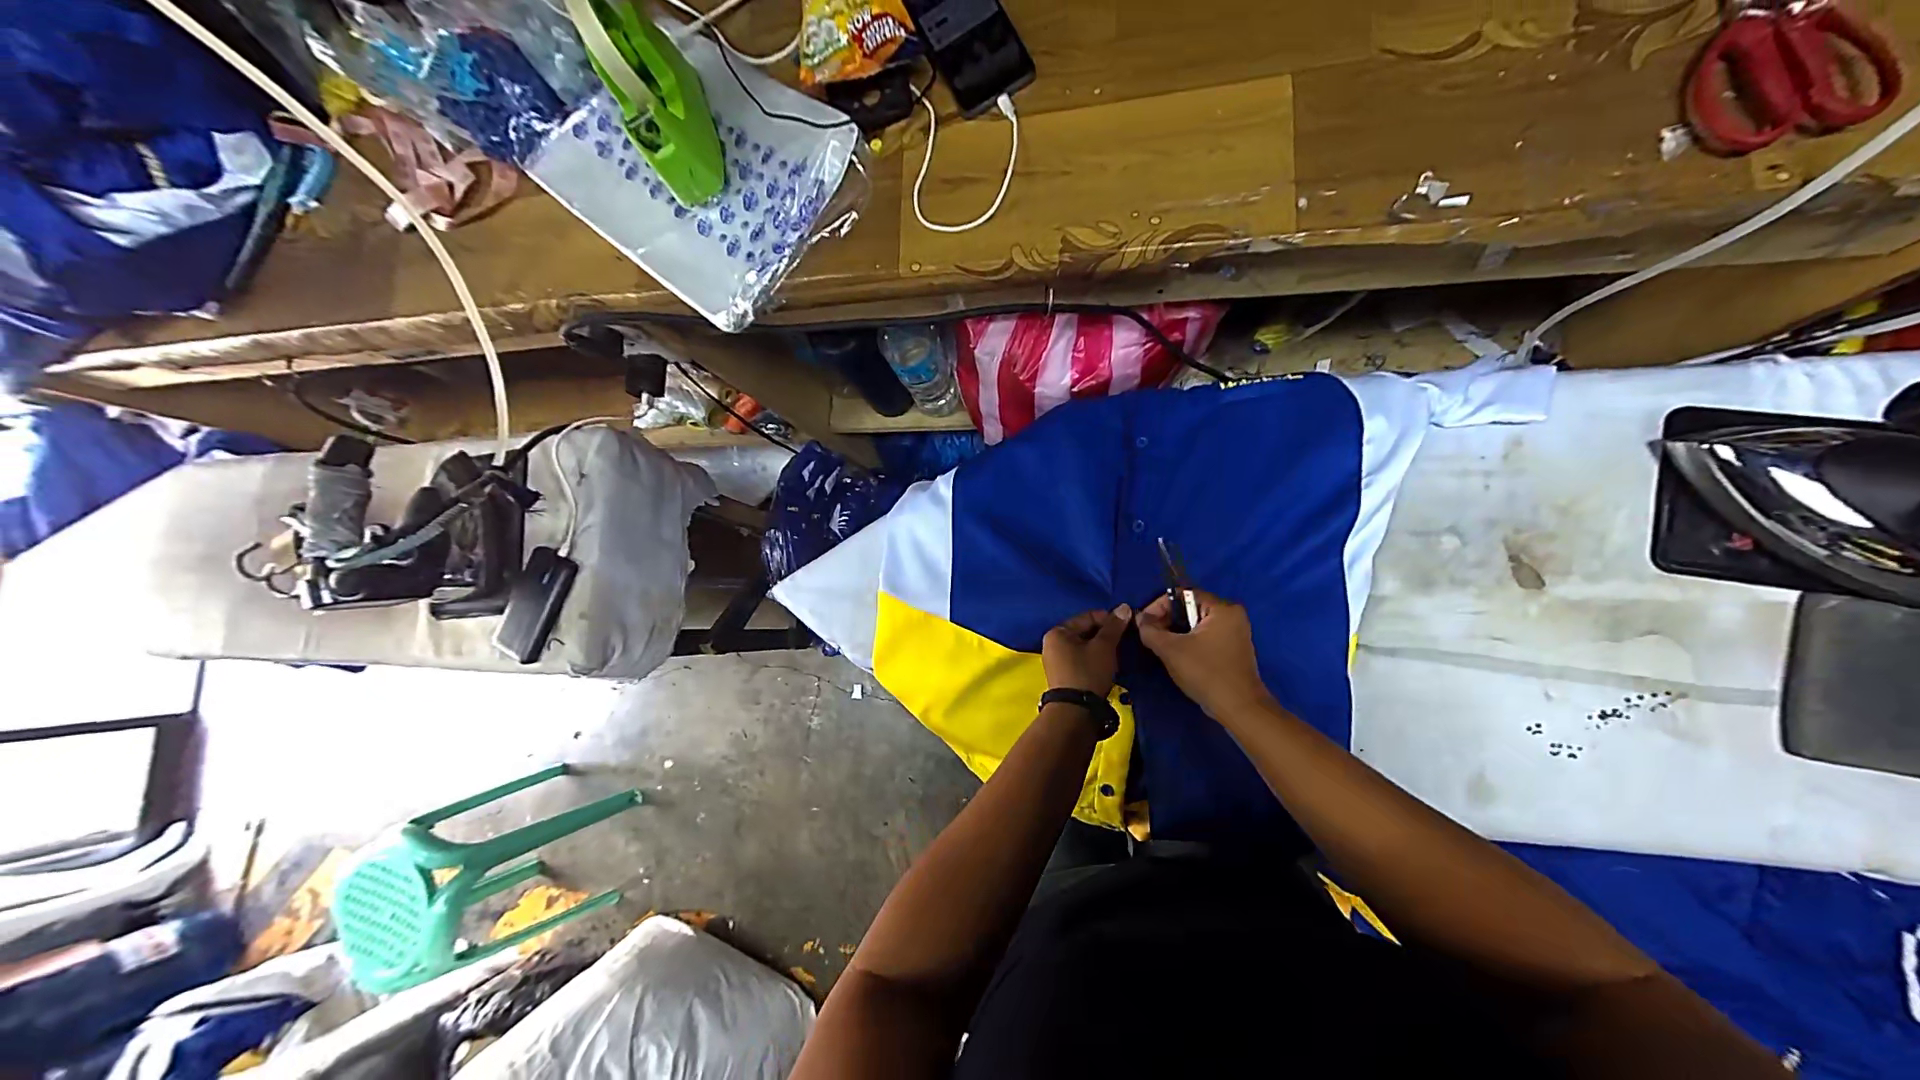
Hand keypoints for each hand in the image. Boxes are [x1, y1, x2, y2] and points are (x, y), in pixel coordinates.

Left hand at [1041, 604, 1131, 697]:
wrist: (1076, 711)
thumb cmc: (1088, 672)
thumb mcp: (1104, 647)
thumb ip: (1114, 626)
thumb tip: (1124, 607)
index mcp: (1058, 632)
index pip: (1087, 617)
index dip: (1109, 619)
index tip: (1128, 625)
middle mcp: (1052, 643)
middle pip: (1085, 631)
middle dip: (1106, 635)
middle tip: (1125, 641)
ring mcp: (1056, 660)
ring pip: (1084, 646)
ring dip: (1102, 648)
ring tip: (1118, 654)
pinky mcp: (1063, 675)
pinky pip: (1081, 659)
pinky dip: (1095, 659)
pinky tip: (1108, 665)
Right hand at [1137, 590, 1274, 720]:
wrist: (1238, 708)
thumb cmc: (1205, 673)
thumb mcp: (1171, 650)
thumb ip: (1150, 630)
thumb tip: (1140, 619)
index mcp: (1223, 609)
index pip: (1184, 594)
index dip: (1159, 605)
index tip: (1144, 623)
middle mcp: (1233, 615)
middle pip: (1191, 607)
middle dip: (1167, 619)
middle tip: (1150, 635)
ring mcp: (1236, 632)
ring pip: (1197, 623)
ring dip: (1176, 631)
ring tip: (1160, 645)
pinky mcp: (1233, 648)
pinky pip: (1206, 635)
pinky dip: (1189, 641)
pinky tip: (1177, 655)